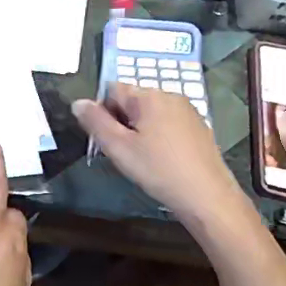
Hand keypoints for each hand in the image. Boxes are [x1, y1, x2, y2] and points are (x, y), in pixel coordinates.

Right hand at [73, 83, 253, 229]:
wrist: (206, 195)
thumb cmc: (158, 170)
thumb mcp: (119, 148)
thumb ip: (95, 122)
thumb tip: (78, 102)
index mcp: (149, 96)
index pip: (112, 90)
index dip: (102, 112)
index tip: (106, 139)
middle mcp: (170, 95)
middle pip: (133, 101)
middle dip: (122, 122)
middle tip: (123, 153)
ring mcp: (187, 111)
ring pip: (150, 114)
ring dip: (139, 131)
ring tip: (142, 160)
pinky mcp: (199, 127)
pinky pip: (168, 124)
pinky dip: (159, 137)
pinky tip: (162, 161)